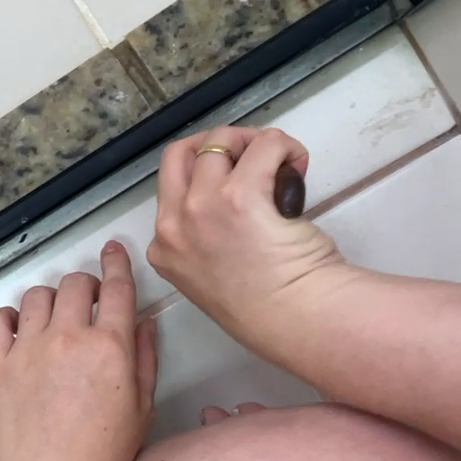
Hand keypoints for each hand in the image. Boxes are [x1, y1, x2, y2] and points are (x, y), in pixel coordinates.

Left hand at [0, 241, 158, 460]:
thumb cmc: (103, 457)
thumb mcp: (142, 408)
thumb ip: (144, 358)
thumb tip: (142, 323)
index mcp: (109, 347)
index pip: (117, 288)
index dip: (117, 263)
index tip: (113, 250)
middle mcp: (67, 338)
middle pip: (75, 284)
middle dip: (86, 285)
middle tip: (89, 302)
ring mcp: (29, 348)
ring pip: (37, 295)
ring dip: (51, 299)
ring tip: (56, 319)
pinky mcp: (0, 364)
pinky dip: (8, 316)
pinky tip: (20, 329)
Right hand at [146, 126, 349, 347]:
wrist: (293, 318)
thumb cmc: (261, 307)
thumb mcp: (207, 276)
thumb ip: (203, 242)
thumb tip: (234, 207)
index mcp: (163, 249)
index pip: (170, 189)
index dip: (206, 178)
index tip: (237, 186)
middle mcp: (172, 225)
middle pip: (179, 153)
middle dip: (216, 145)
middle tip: (252, 159)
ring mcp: (200, 208)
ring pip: (218, 141)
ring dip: (253, 143)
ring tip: (281, 165)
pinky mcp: (239, 195)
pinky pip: (264, 145)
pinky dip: (284, 147)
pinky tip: (298, 167)